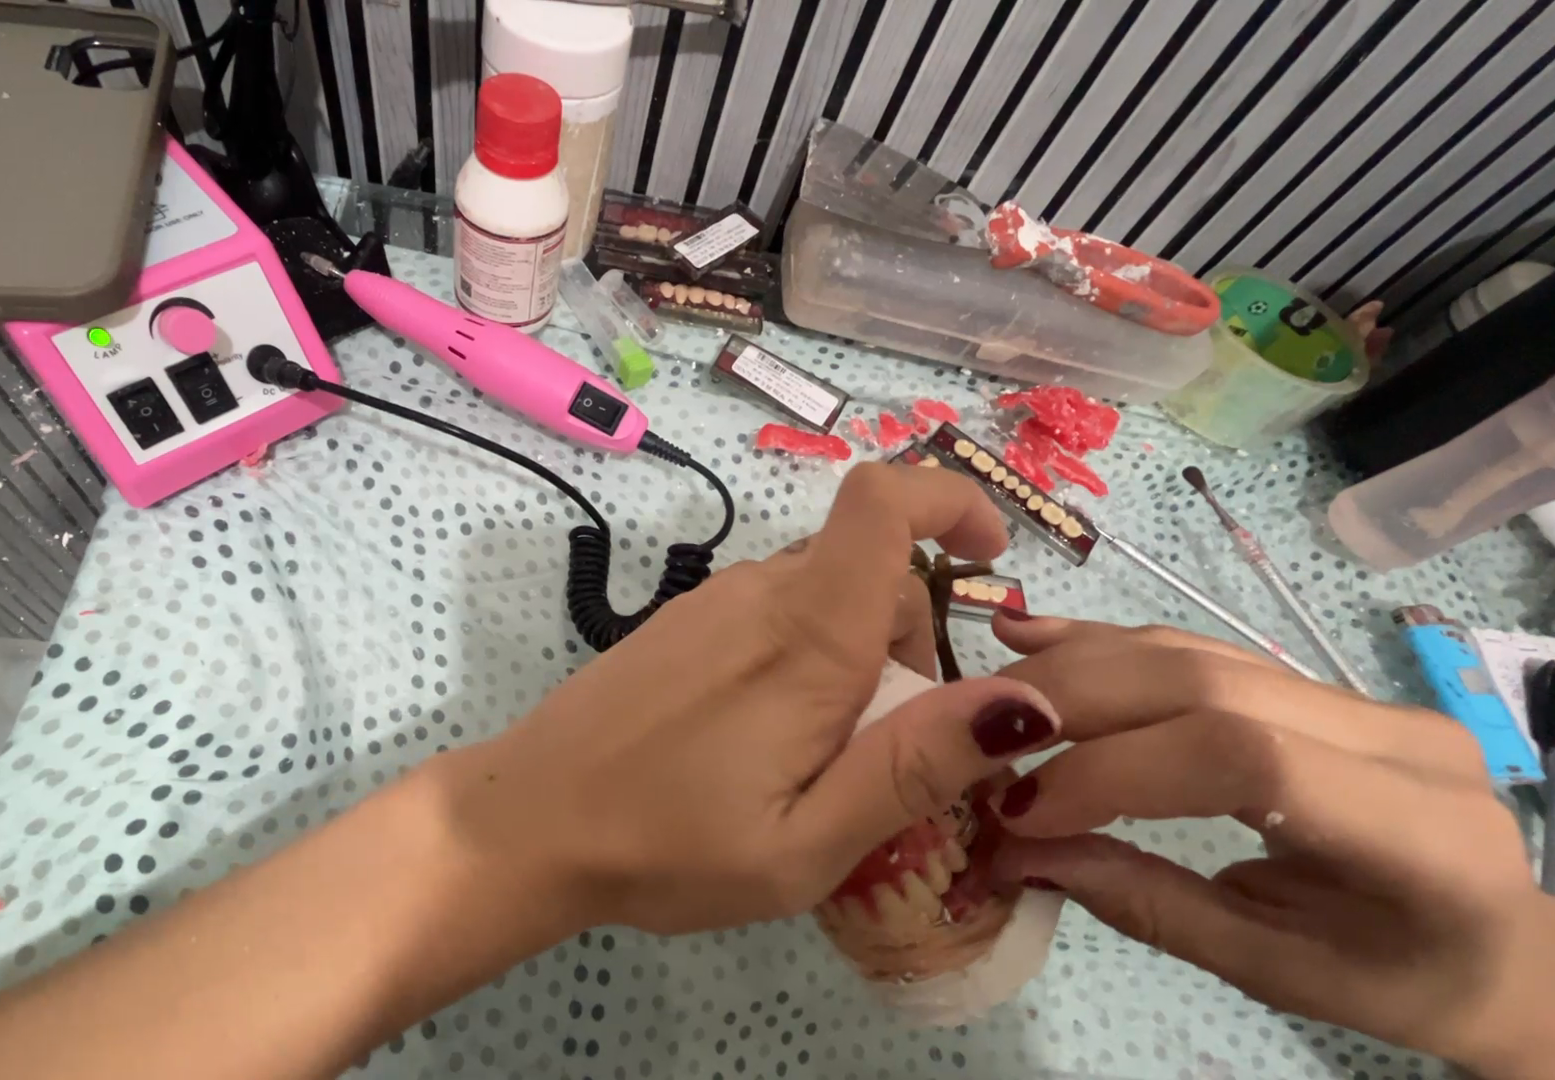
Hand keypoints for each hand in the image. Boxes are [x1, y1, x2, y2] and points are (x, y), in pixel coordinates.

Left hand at [433, 464, 1064, 933]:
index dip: (948, 498)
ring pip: (822, 591)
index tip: (990, 556)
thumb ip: (912, 767)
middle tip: (893, 741)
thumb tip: (1025, 703)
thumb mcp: (807, 842)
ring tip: (824, 756)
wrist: (529, 820)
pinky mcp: (683, 623)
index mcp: (804, 635)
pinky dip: (806, 654)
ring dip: (857, 653)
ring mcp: (712, 602)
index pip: (881, 501)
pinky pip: (772, 611)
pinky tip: (767, 737)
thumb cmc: (666, 844)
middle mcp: (758, 593)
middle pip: (868, 566)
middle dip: (913, 634)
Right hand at [986, 615, 1554, 1078]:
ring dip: (1069, 666)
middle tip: (977, 737)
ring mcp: (1347, 694)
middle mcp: (1393, 736)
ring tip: (986, 688)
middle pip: (1200, 685)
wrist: (1490, 942)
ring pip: (1182, 653)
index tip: (1019, 809)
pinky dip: (1094, 643)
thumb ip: (1142, 902)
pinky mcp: (1300, 677)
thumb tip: (1008, 850)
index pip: (1243, 759)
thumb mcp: (1275, 970)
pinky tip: (1027, 636)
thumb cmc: (1393, 977)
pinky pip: (1184, 646)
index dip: (1113, 771)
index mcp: (1418, 832)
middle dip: (1070, 703)